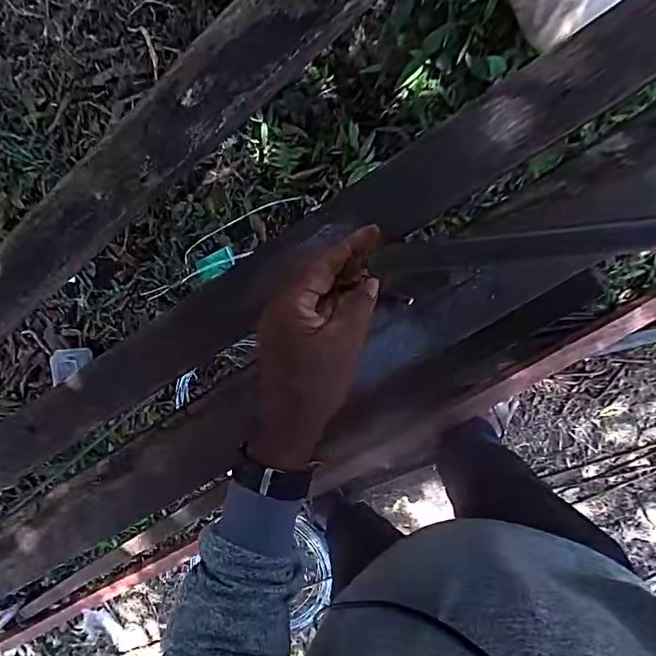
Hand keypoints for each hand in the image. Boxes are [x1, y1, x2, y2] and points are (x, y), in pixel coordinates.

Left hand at [249, 226, 381, 468]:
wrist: (291, 424)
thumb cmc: (318, 384)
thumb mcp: (345, 342)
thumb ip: (358, 305)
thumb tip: (368, 281)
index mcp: (290, 302)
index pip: (322, 264)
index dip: (350, 247)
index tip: (373, 232)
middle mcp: (279, 306)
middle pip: (314, 275)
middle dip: (345, 263)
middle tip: (375, 252)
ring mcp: (279, 321)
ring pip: (312, 292)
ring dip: (339, 282)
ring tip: (368, 272)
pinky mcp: (285, 336)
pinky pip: (309, 308)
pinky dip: (330, 301)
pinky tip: (350, 299)